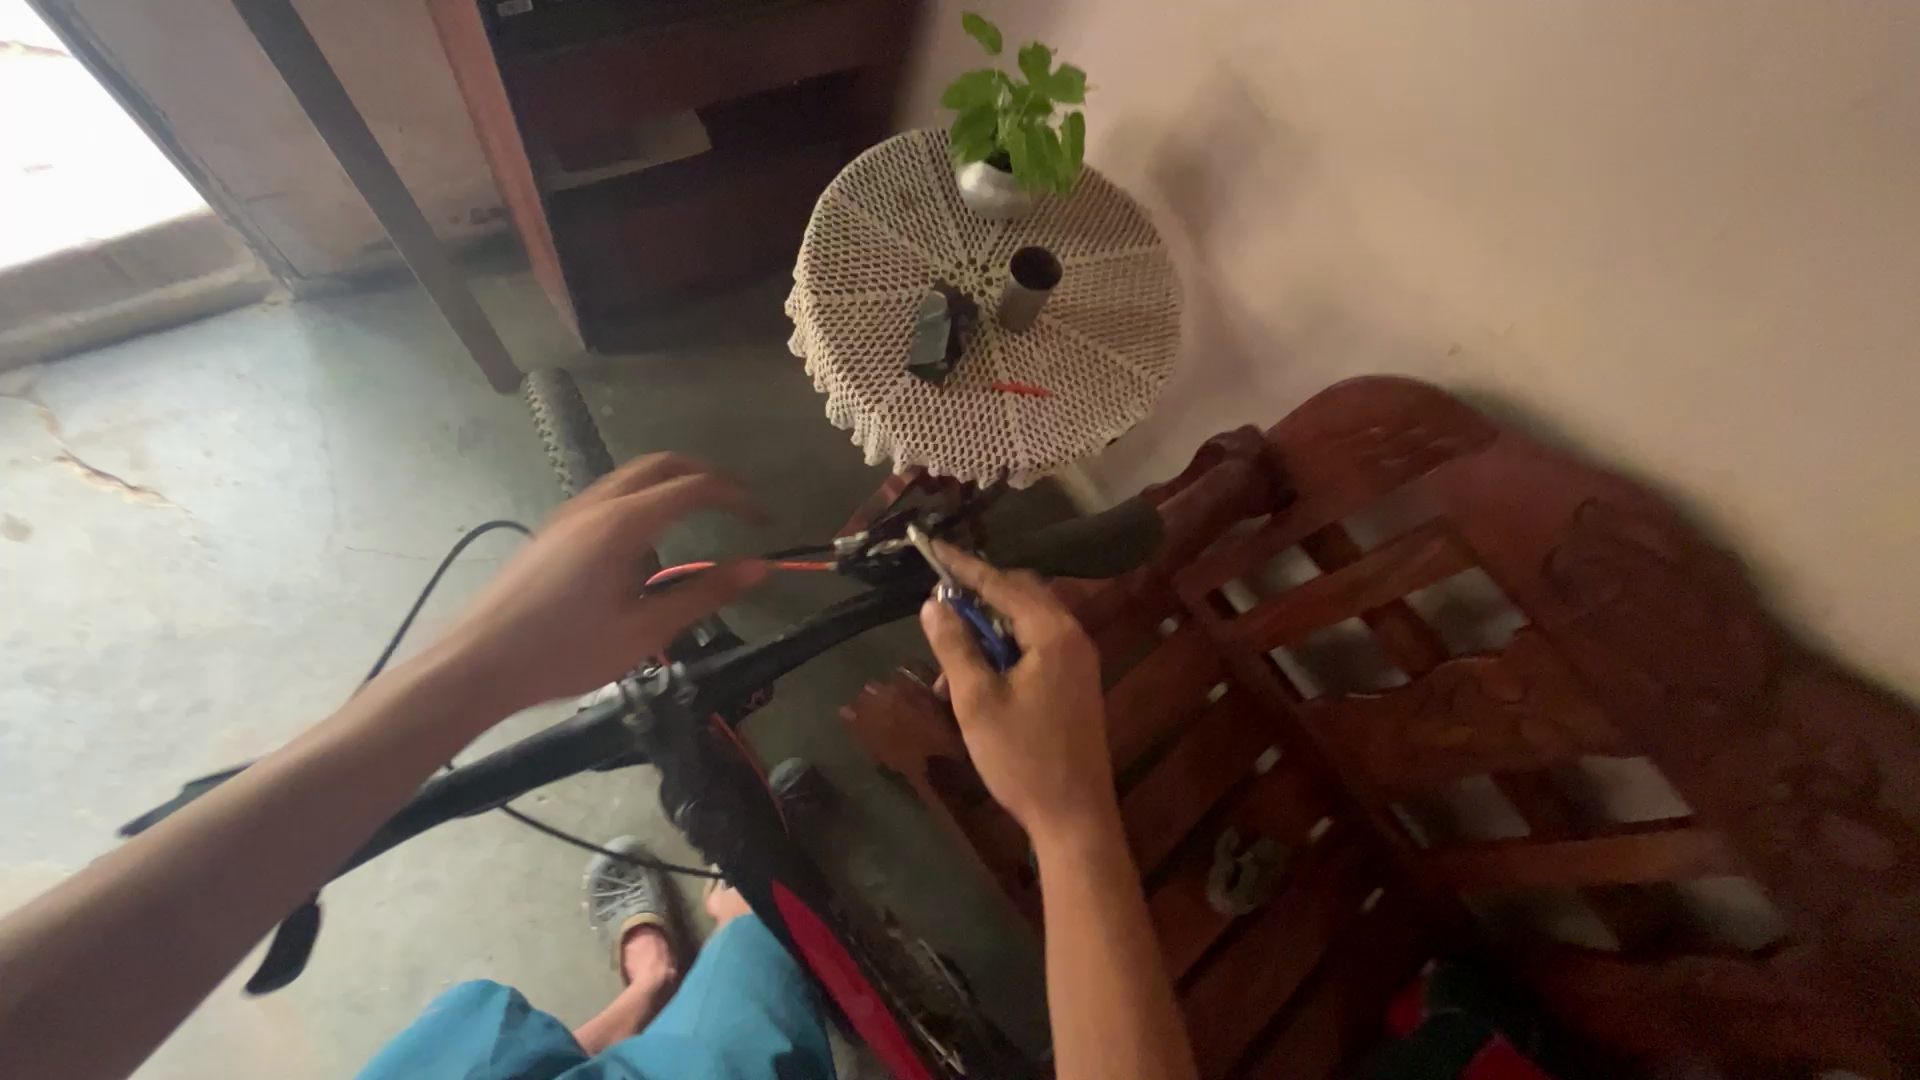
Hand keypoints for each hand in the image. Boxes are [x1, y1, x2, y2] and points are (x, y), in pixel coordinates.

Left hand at [438, 454, 768, 714]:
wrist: (475, 666)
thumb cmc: (564, 653)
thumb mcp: (645, 631)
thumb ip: (705, 593)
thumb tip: (759, 568)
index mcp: (623, 525)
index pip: (695, 487)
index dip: (737, 496)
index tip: (765, 519)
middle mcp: (597, 505)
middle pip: (663, 464)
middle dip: (709, 476)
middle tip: (740, 504)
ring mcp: (571, 513)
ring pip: (634, 475)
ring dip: (676, 482)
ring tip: (706, 514)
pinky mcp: (556, 529)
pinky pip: (613, 492)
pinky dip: (649, 495)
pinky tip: (654, 536)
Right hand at [919, 541, 1116, 844]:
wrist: (1074, 816)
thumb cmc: (1022, 757)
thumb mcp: (977, 700)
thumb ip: (955, 645)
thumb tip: (934, 603)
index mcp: (1053, 633)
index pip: (1002, 584)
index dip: (964, 566)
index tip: (933, 547)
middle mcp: (1072, 637)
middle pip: (1020, 597)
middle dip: (976, 597)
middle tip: (939, 603)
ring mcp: (1078, 661)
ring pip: (1025, 626)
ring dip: (986, 634)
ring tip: (950, 663)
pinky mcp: (1075, 684)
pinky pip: (1035, 649)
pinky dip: (1004, 654)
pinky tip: (976, 682)